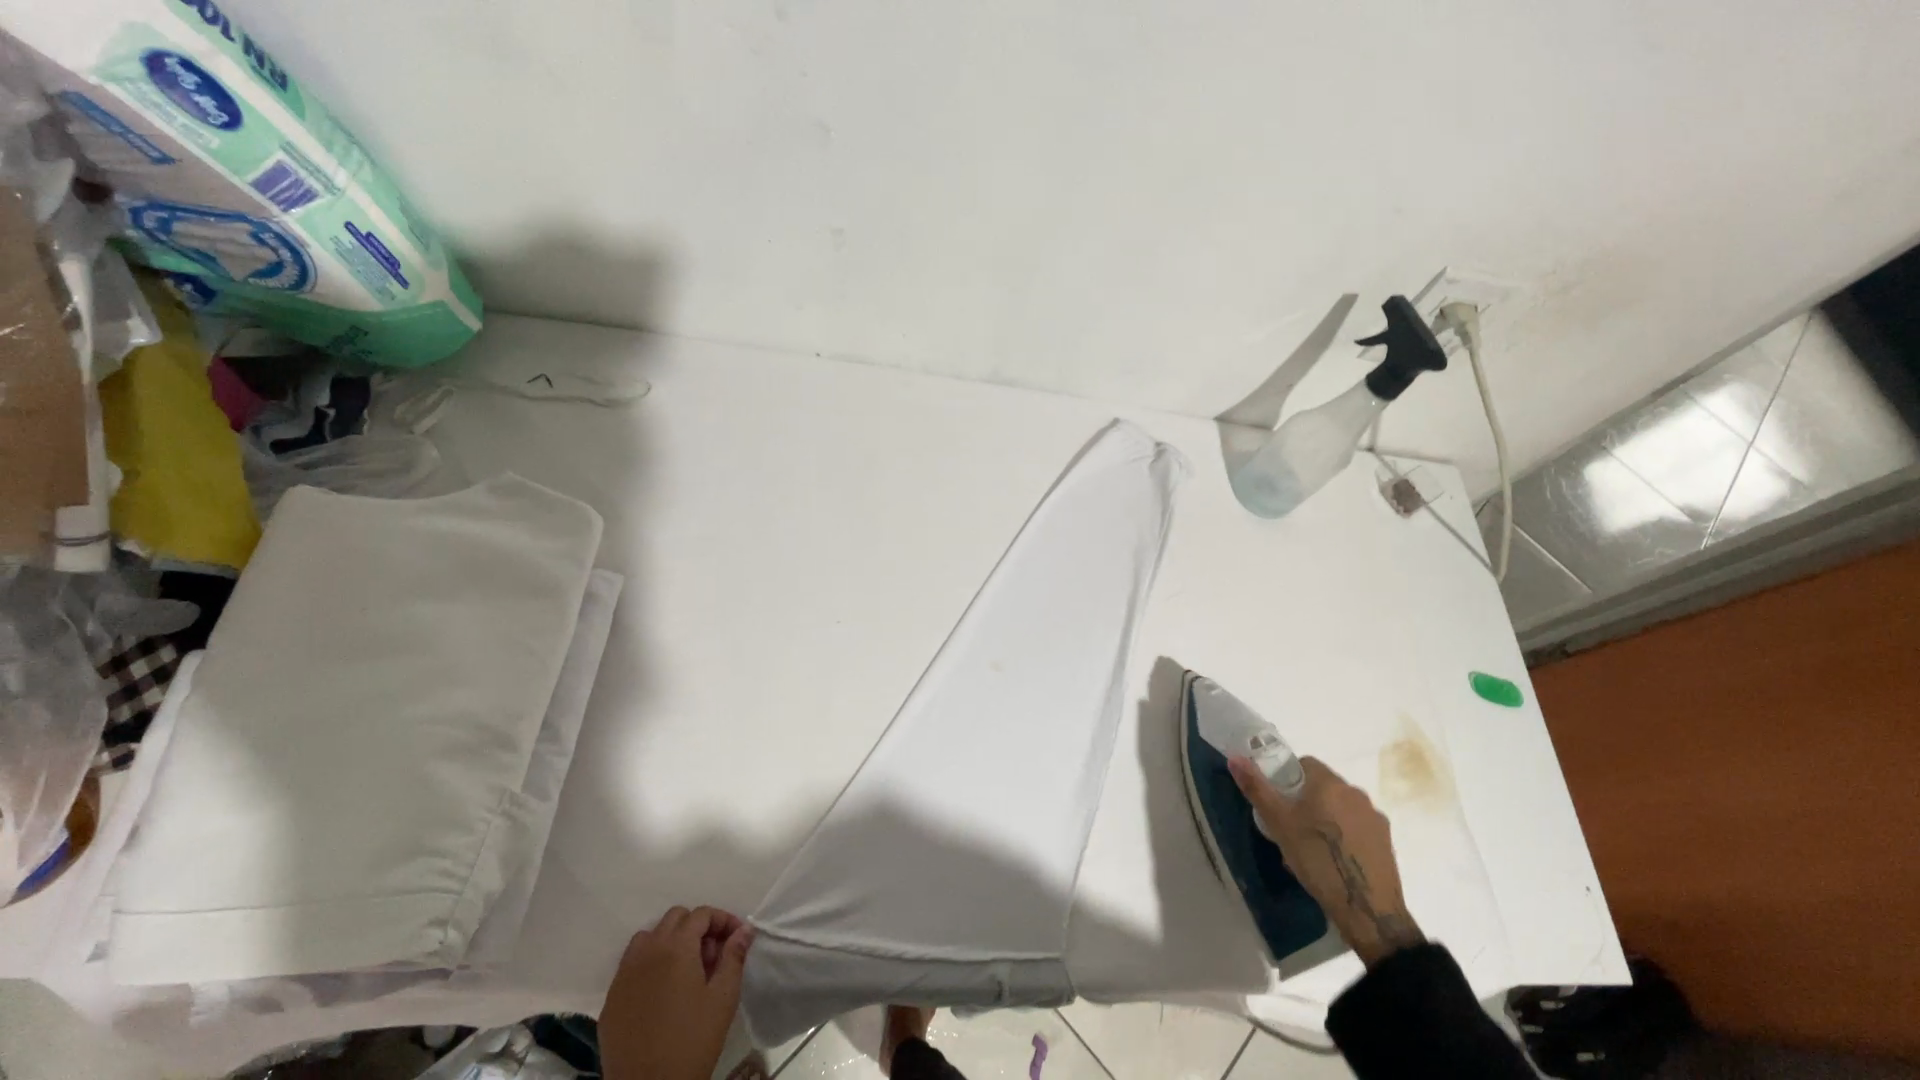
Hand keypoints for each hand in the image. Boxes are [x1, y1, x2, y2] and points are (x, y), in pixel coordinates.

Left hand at [601, 905, 757, 1079]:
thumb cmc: (693, 1041)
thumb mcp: (723, 998)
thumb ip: (734, 957)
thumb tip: (743, 930)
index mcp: (676, 948)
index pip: (701, 914)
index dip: (723, 920)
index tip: (737, 939)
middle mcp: (646, 951)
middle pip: (674, 919)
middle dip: (698, 928)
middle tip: (714, 956)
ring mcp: (624, 974)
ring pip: (649, 937)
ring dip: (671, 942)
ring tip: (688, 971)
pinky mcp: (611, 996)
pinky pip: (632, 964)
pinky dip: (650, 964)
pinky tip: (663, 992)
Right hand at [1229, 755, 1424, 966]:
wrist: (1366, 906)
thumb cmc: (1316, 859)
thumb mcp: (1279, 824)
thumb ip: (1257, 788)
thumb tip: (1235, 757)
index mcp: (1329, 783)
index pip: (1305, 764)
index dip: (1287, 779)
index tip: (1278, 804)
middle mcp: (1355, 793)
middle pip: (1323, 787)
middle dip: (1305, 802)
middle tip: (1289, 830)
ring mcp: (1374, 816)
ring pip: (1340, 808)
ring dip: (1325, 819)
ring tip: (1311, 850)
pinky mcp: (1386, 839)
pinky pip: (1357, 827)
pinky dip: (1344, 835)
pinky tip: (1334, 860)